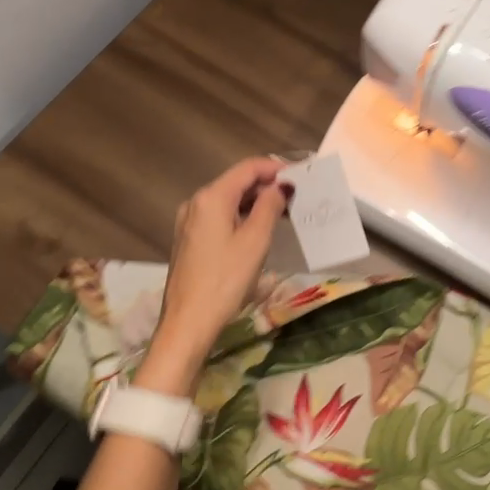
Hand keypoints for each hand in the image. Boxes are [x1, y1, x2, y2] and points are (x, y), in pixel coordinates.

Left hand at [149, 157, 288, 368]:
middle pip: (236, 182)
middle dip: (266, 186)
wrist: (188, 322)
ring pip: (227, 200)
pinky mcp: (188, 240)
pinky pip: (218, 217)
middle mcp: (196, 202)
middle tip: (295, 198)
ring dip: (254, 202)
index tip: (300, 177)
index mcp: (211, 197)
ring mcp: (189, 221)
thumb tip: (280, 186)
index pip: (247, 167)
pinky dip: (240, 217)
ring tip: (282, 214)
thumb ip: (269, 206)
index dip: (275, 168)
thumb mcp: (255, 241)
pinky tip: (257, 231)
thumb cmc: (225, 279)